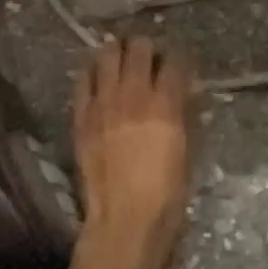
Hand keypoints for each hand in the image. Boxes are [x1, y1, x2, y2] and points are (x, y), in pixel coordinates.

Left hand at [71, 37, 195, 268]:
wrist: (124, 221)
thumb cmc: (167, 195)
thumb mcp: (186, 151)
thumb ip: (183, 117)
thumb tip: (184, 97)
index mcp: (165, 106)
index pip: (175, 63)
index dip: (180, 59)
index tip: (180, 63)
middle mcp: (133, 97)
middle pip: (138, 50)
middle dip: (147, 48)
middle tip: (149, 55)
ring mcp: (103, 105)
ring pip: (106, 57)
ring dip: (117, 51)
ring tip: (120, 55)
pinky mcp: (81, 118)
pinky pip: (82, 82)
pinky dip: (91, 72)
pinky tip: (96, 74)